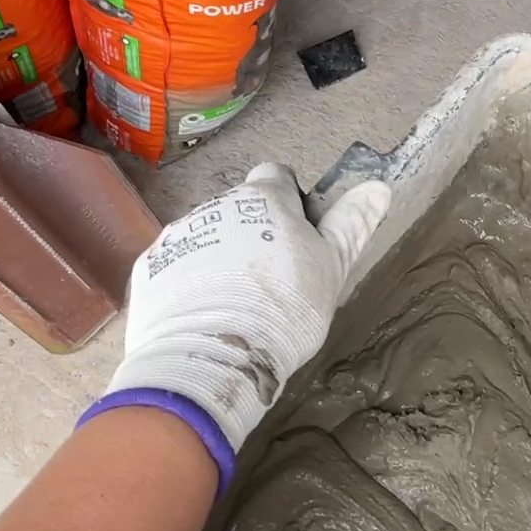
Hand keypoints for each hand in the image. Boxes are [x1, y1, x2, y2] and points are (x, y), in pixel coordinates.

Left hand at [101, 164, 390, 480]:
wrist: (213, 354)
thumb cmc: (285, 305)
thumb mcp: (331, 266)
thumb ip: (351, 225)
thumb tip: (379, 187)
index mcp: (264, 198)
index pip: (277, 176)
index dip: (290, 202)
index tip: (298, 236)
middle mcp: (216, 204)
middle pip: (240, 209)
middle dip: (253, 233)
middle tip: (272, 280)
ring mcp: (177, 235)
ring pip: (208, 237)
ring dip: (222, 256)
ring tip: (237, 303)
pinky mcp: (150, 268)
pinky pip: (178, 266)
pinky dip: (191, 282)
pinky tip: (206, 314)